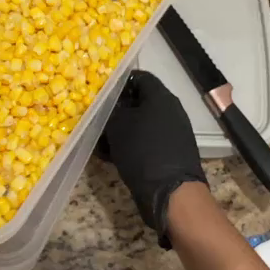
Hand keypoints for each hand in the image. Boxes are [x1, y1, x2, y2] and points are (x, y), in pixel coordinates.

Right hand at [99, 70, 207, 247]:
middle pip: (140, 102)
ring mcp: (172, 134)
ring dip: (120, 130)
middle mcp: (170, 111)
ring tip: (99, 141)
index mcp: (161, 97)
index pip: (140, 77)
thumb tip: (109, 104)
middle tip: (96, 117)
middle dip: (116, 109)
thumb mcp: (118, 125)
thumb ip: (111, 109)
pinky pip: (144, 142)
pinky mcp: (169, 154)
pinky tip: (110, 156)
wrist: (171, 192)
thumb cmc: (143, 151)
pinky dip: (129, 145)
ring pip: (140, 124)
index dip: (119, 82)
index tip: (100, 91)